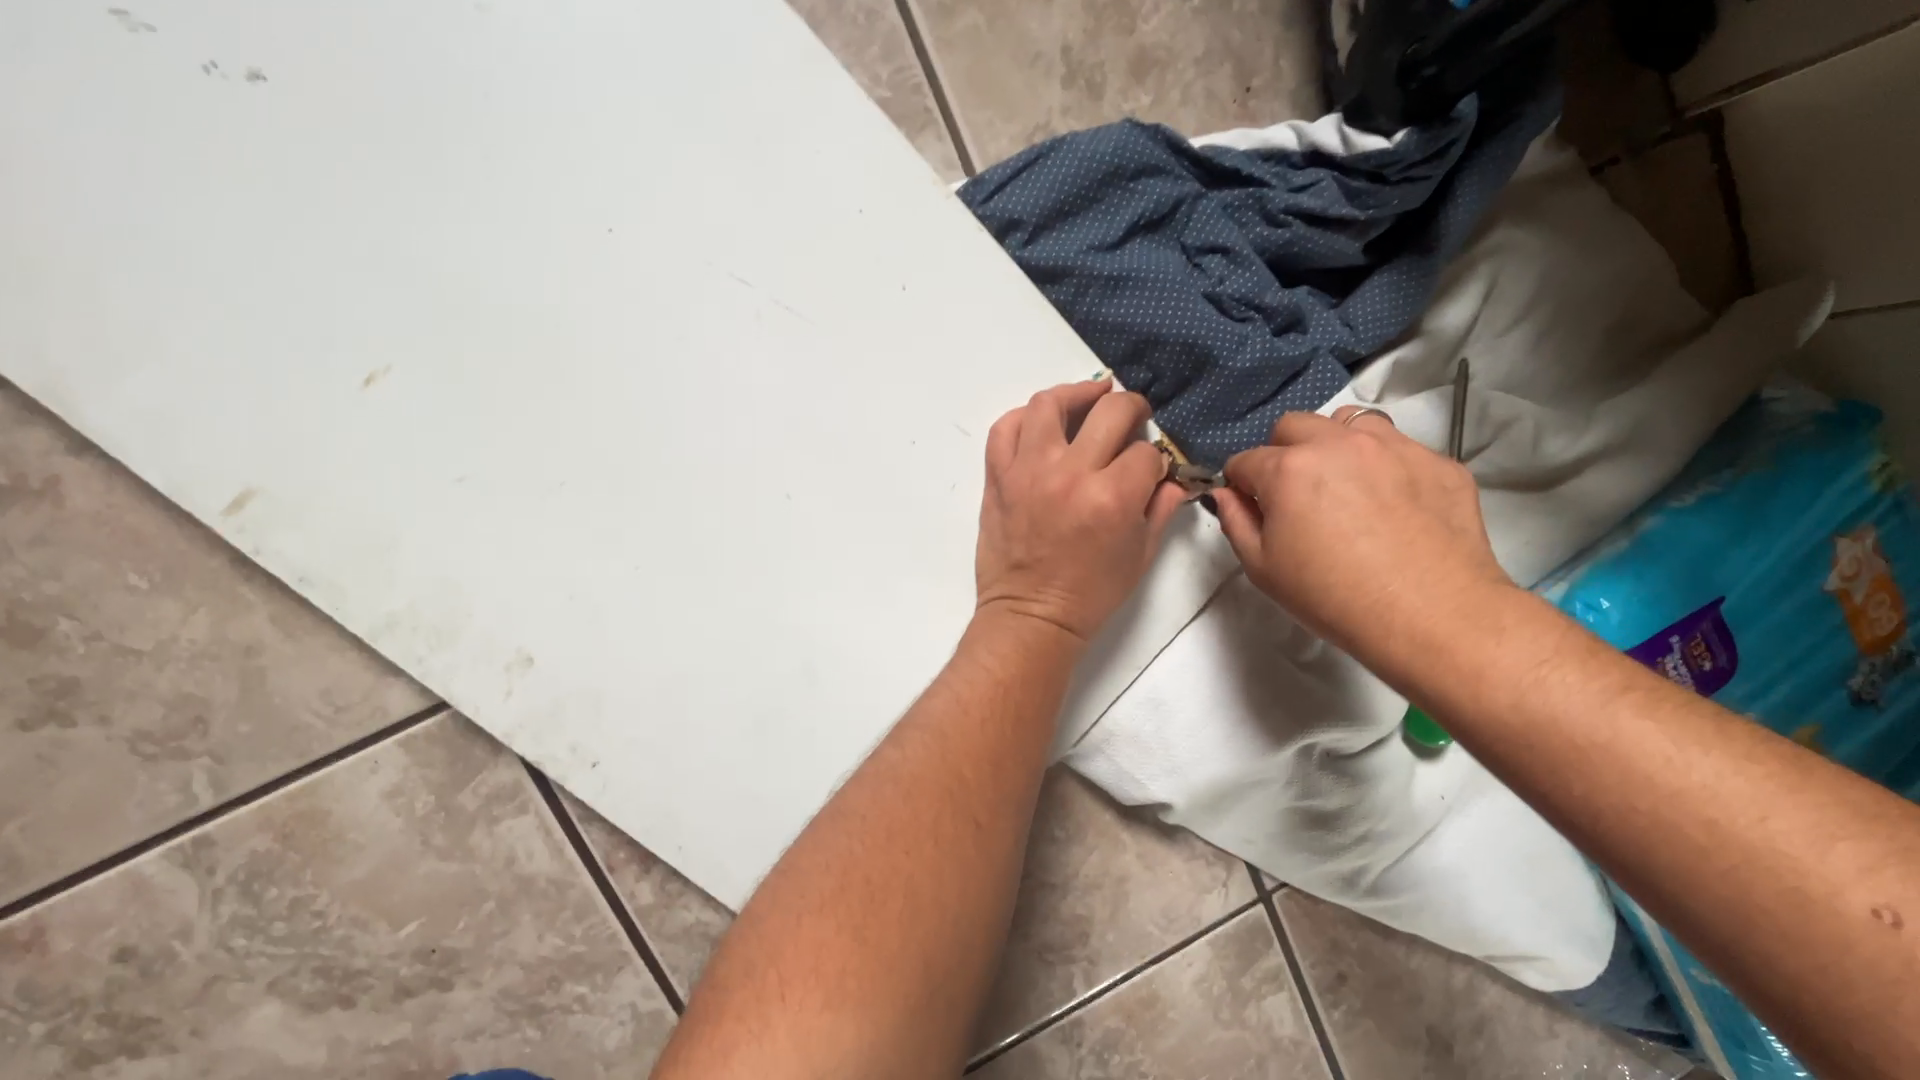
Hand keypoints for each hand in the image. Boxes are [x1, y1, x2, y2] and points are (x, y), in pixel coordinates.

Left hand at [975, 378, 1189, 643]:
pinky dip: (1024, 418)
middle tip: (1135, 416)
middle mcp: (1070, 473)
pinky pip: (1004, 429)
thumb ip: (1160, 508)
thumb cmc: (1090, 594)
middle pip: (1109, 411)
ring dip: (1076, 394)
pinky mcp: (998, 477)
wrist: (1031, 616)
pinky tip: (1042, 422)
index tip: (1150, 469)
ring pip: (1049, 404)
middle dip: (1132, 408)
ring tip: (1091, 397)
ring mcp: (1028, 471)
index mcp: (1112, 497)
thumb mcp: (1141, 555)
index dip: (1155, 459)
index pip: (1145, 453)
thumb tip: (1172, 477)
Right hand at [1212, 406, 1511, 661]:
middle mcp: (1338, 443)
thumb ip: (1236, 522)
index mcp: (1289, 469)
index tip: (1252, 508)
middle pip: (1294, 426)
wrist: (1432, 616)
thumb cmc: (1333, 598)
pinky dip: (1384, 465)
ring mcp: (1394, 447)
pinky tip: (1392, 506)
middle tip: (1296, 495)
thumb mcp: (1264, 570)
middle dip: (1283, 452)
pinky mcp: (1437, 461)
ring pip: (1350, 422)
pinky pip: (1399, 448)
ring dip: (1335, 444)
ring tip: (1345, 485)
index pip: (1245, 460)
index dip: (1242, 485)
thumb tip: (1225, 494)